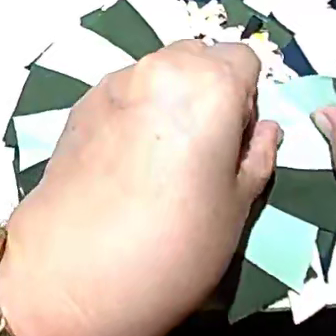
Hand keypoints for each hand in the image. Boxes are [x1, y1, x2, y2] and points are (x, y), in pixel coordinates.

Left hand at [0, 41, 279, 335]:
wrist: (70, 277)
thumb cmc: (173, 244)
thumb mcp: (237, 207)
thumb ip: (258, 156)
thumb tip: (265, 130)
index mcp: (208, 84)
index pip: (244, 59)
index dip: (246, 98)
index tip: (234, 141)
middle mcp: (160, 68)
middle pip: (199, 58)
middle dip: (209, 90)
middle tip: (202, 149)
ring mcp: (114, 83)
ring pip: (160, 72)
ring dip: (171, 98)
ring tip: (160, 158)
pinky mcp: (81, 104)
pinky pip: (125, 92)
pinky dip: (137, 111)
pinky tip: (126, 162)